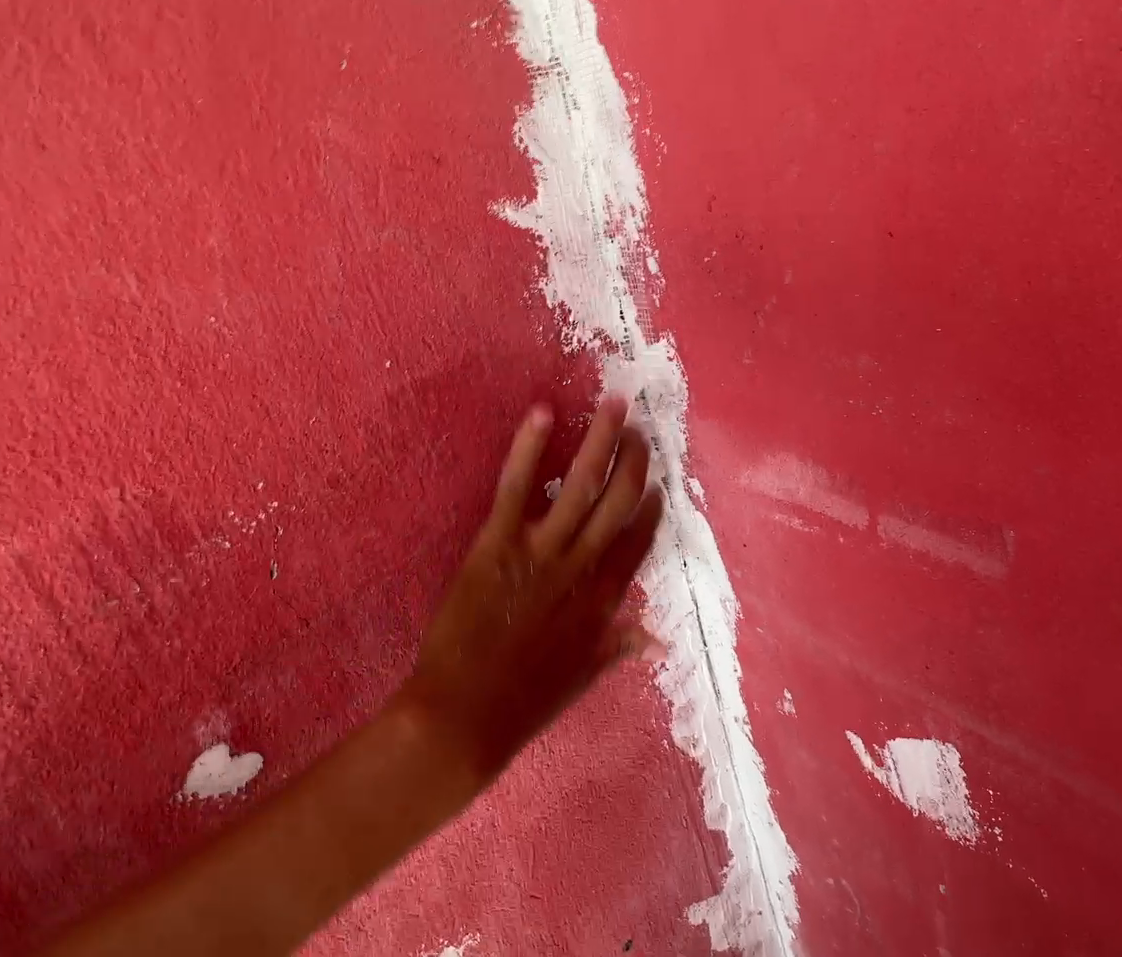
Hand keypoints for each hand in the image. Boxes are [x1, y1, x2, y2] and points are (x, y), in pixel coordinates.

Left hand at [397, 397, 665, 780]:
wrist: (464, 716)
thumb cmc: (521, 702)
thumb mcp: (580, 678)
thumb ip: (615, 648)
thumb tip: (651, 635)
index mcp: (603, 601)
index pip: (639, 543)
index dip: (652, 509)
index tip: (658, 485)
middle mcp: (582, 568)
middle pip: (620, 502)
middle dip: (633, 461)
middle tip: (638, 429)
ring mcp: (542, 552)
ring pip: (581, 485)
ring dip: (600, 441)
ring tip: (613, 405)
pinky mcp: (499, 543)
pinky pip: (518, 487)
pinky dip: (530, 448)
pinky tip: (543, 412)